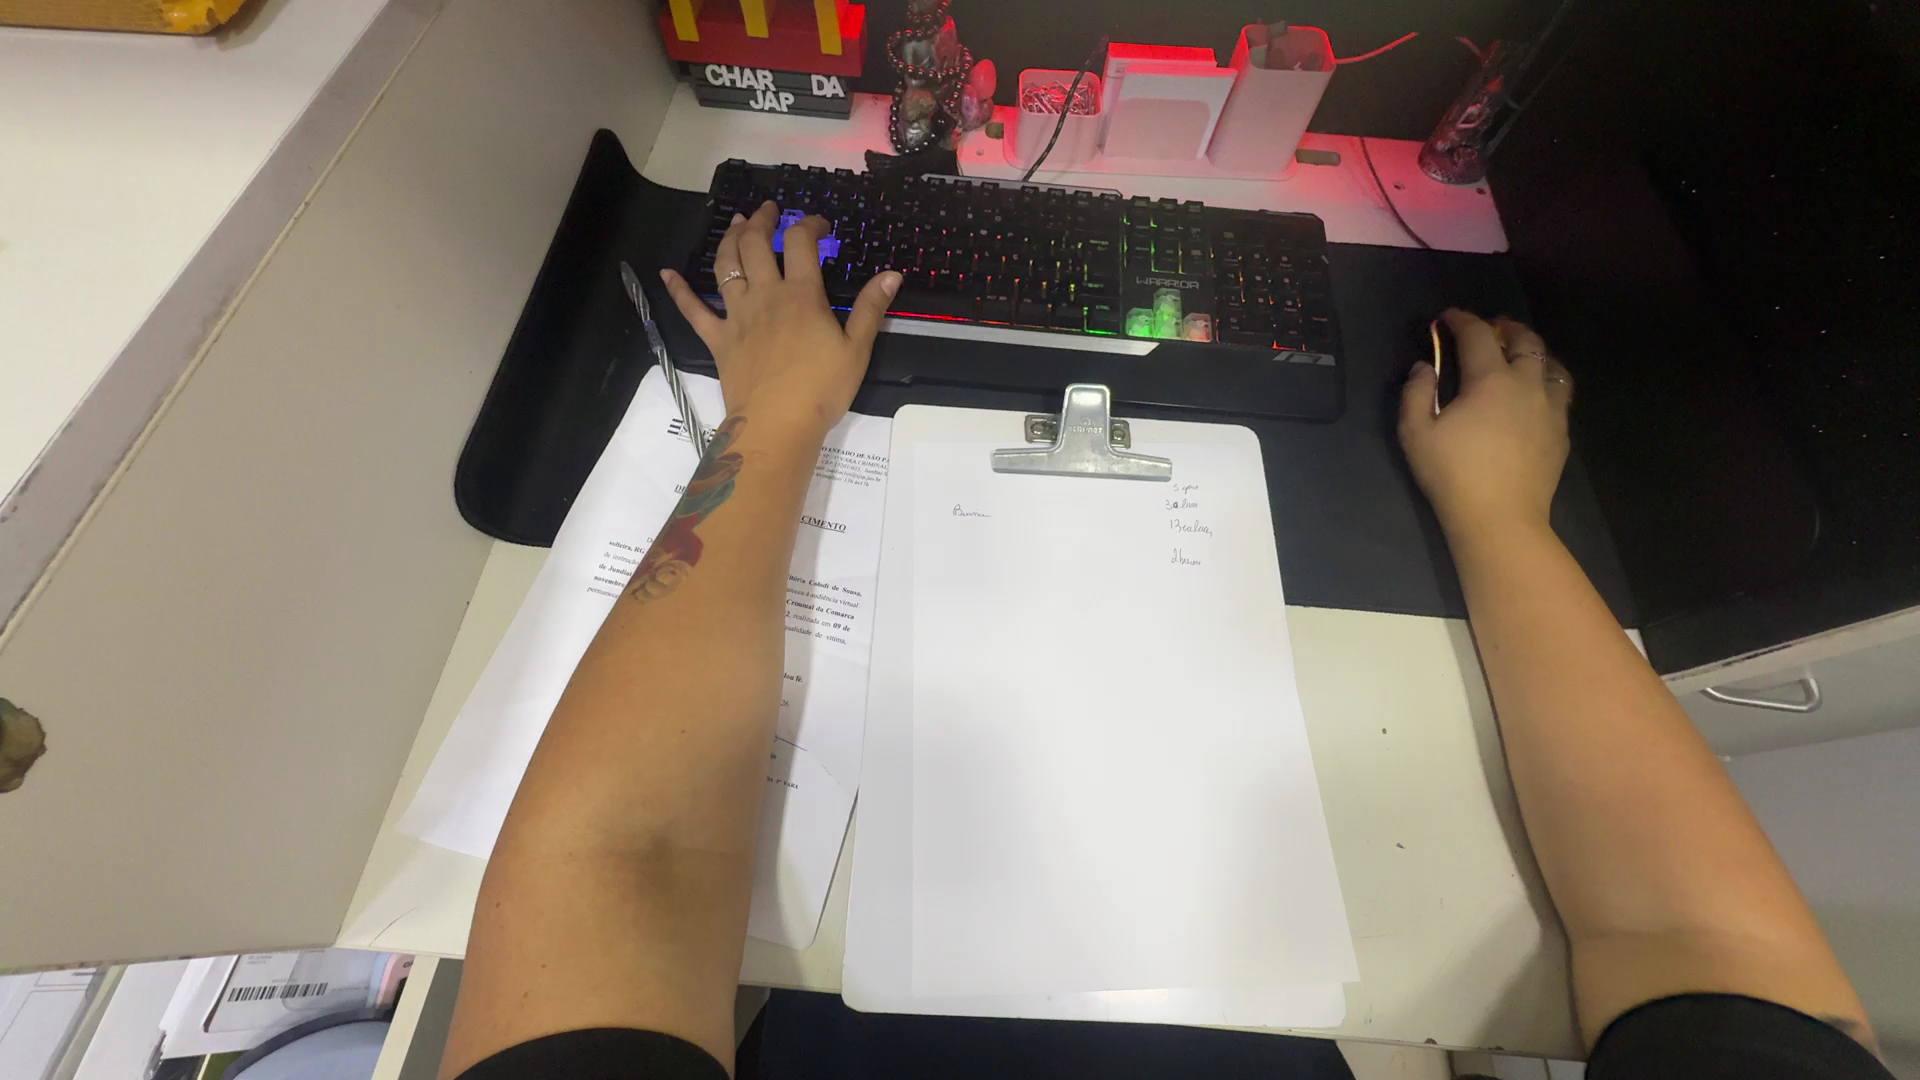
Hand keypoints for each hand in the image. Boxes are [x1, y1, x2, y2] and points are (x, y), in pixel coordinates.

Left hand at [661, 201, 899, 444]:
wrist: (778, 424)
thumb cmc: (822, 390)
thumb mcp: (857, 349)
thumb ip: (871, 308)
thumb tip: (891, 274)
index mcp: (801, 296)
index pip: (801, 243)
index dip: (809, 224)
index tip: (819, 223)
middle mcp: (766, 296)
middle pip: (756, 244)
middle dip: (761, 220)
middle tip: (767, 210)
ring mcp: (737, 316)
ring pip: (726, 265)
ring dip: (729, 239)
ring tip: (735, 224)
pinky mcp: (718, 339)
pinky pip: (694, 311)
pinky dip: (679, 291)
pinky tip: (666, 273)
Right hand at [1398, 309, 1572, 537]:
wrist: (1498, 514)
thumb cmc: (1450, 472)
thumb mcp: (1415, 433)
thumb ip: (1416, 394)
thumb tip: (1423, 367)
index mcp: (1490, 381)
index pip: (1477, 337)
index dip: (1461, 321)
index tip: (1447, 317)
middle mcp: (1527, 384)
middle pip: (1525, 342)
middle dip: (1505, 327)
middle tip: (1489, 326)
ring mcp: (1550, 407)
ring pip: (1550, 363)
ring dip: (1532, 349)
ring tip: (1519, 351)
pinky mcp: (1561, 429)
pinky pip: (1559, 390)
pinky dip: (1545, 377)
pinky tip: (1535, 388)